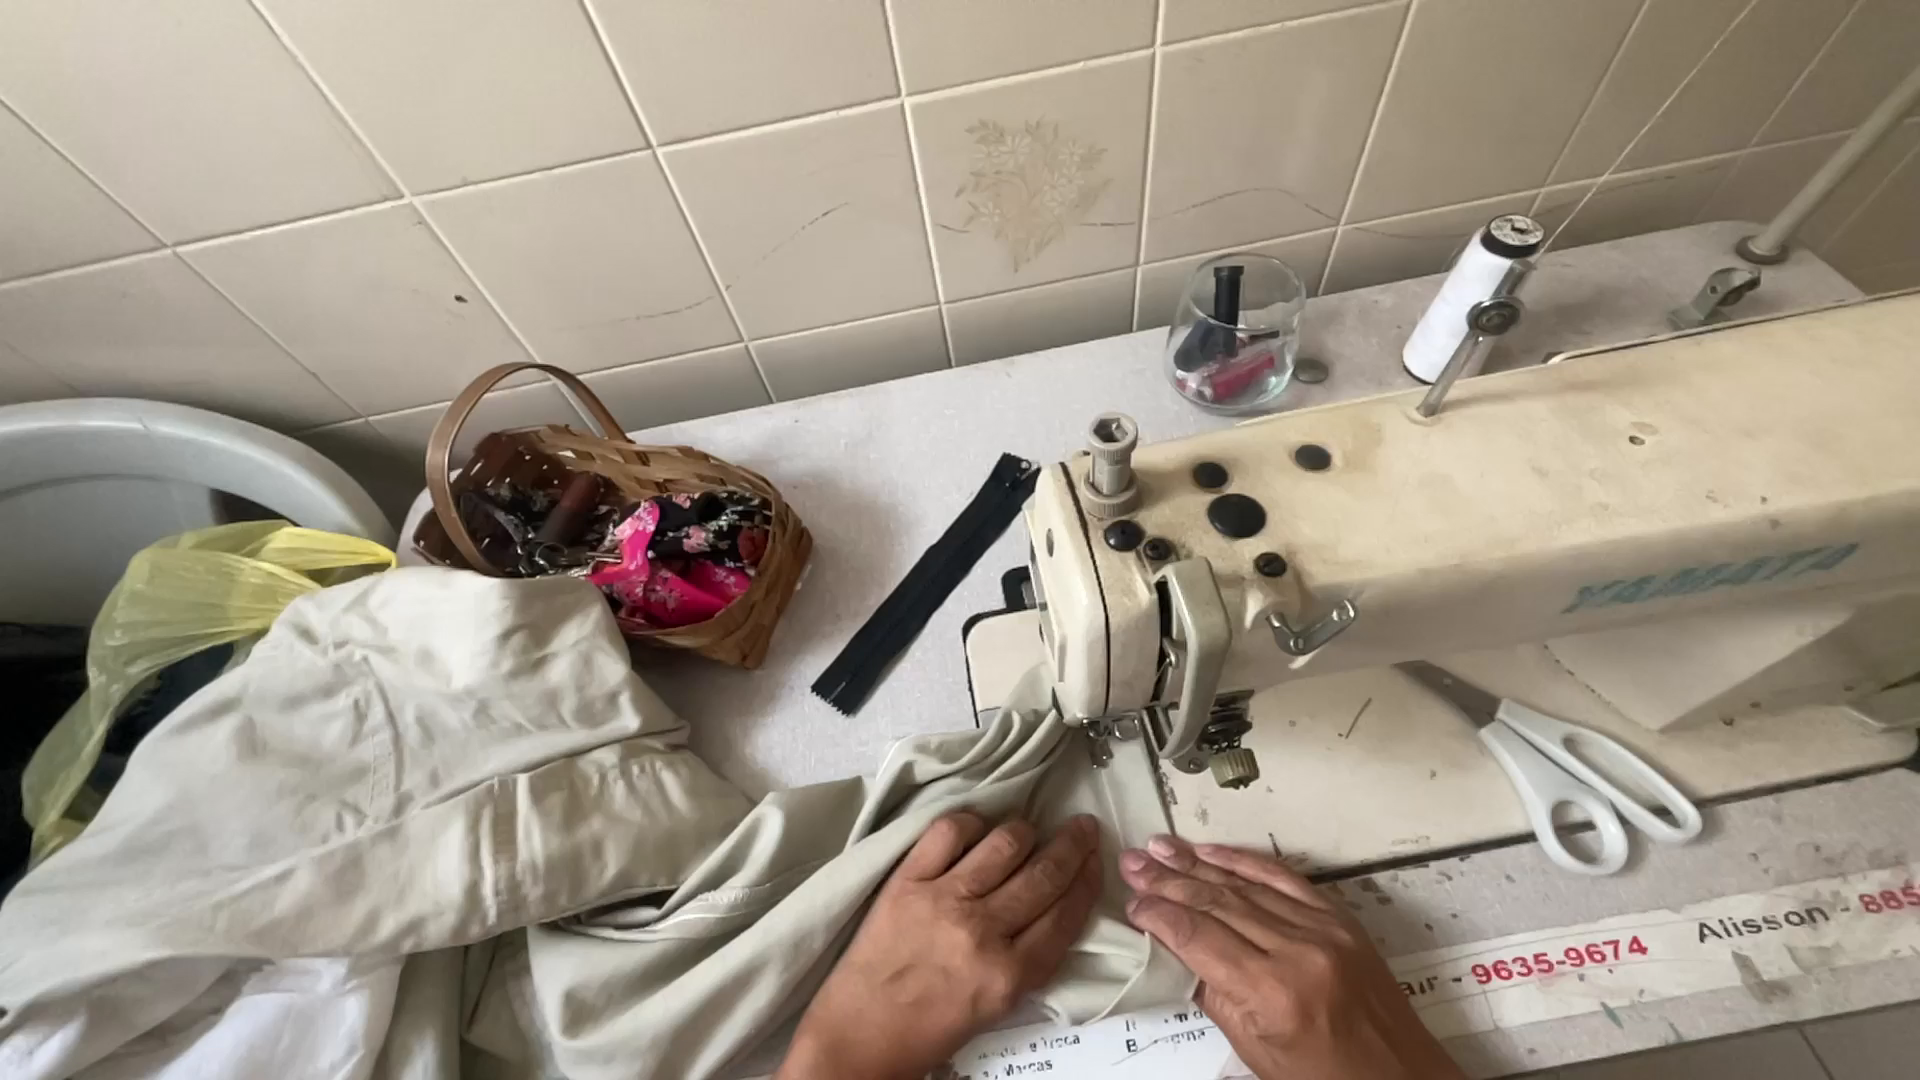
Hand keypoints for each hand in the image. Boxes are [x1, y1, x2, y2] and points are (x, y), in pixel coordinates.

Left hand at [778, 812, 1102, 1079]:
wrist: (859, 1034)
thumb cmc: (929, 1027)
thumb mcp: (996, 1006)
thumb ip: (1028, 958)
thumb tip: (1055, 904)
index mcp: (1008, 976)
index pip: (1064, 915)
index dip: (1086, 879)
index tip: (1096, 857)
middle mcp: (981, 933)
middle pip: (1042, 874)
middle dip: (1072, 845)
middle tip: (1082, 827)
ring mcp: (943, 899)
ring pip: (1004, 844)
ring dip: (1025, 832)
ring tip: (1029, 830)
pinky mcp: (908, 879)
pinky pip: (949, 831)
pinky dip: (970, 822)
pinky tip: (977, 828)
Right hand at [1119, 835, 1463, 1079]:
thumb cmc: (1324, 1079)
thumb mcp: (1255, 1051)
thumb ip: (1211, 991)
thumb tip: (1171, 943)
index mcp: (1272, 993)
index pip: (1198, 937)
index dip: (1159, 916)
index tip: (1131, 903)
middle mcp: (1296, 951)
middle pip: (1215, 902)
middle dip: (1166, 881)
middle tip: (1131, 862)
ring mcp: (1321, 927)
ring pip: (1242, 883)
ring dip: (1193, 863)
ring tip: (1157, 848)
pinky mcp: (1337, 915)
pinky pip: (1280, 876)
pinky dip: (1241, 859)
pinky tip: (1208, 849)